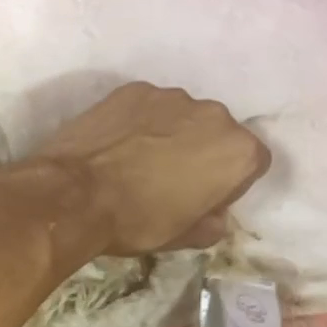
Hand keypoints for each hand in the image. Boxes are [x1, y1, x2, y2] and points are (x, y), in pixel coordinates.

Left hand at [11, 82, 269, 255]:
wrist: (75, 194)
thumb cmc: (137, 221)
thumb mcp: (185, 237)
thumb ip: (213, 223)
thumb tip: (213, 215)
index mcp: (238, 152)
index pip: (252, 164)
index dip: (229, 184)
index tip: (202, 199)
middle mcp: (213, 114)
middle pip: (217, 133)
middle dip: (201, 152)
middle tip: (168, 179)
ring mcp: (171, 96)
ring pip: (181, 116)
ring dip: (170, 133)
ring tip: (136, 160)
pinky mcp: (133, 89)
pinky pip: (147, 106)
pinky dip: (138, 121)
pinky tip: (116, 144)